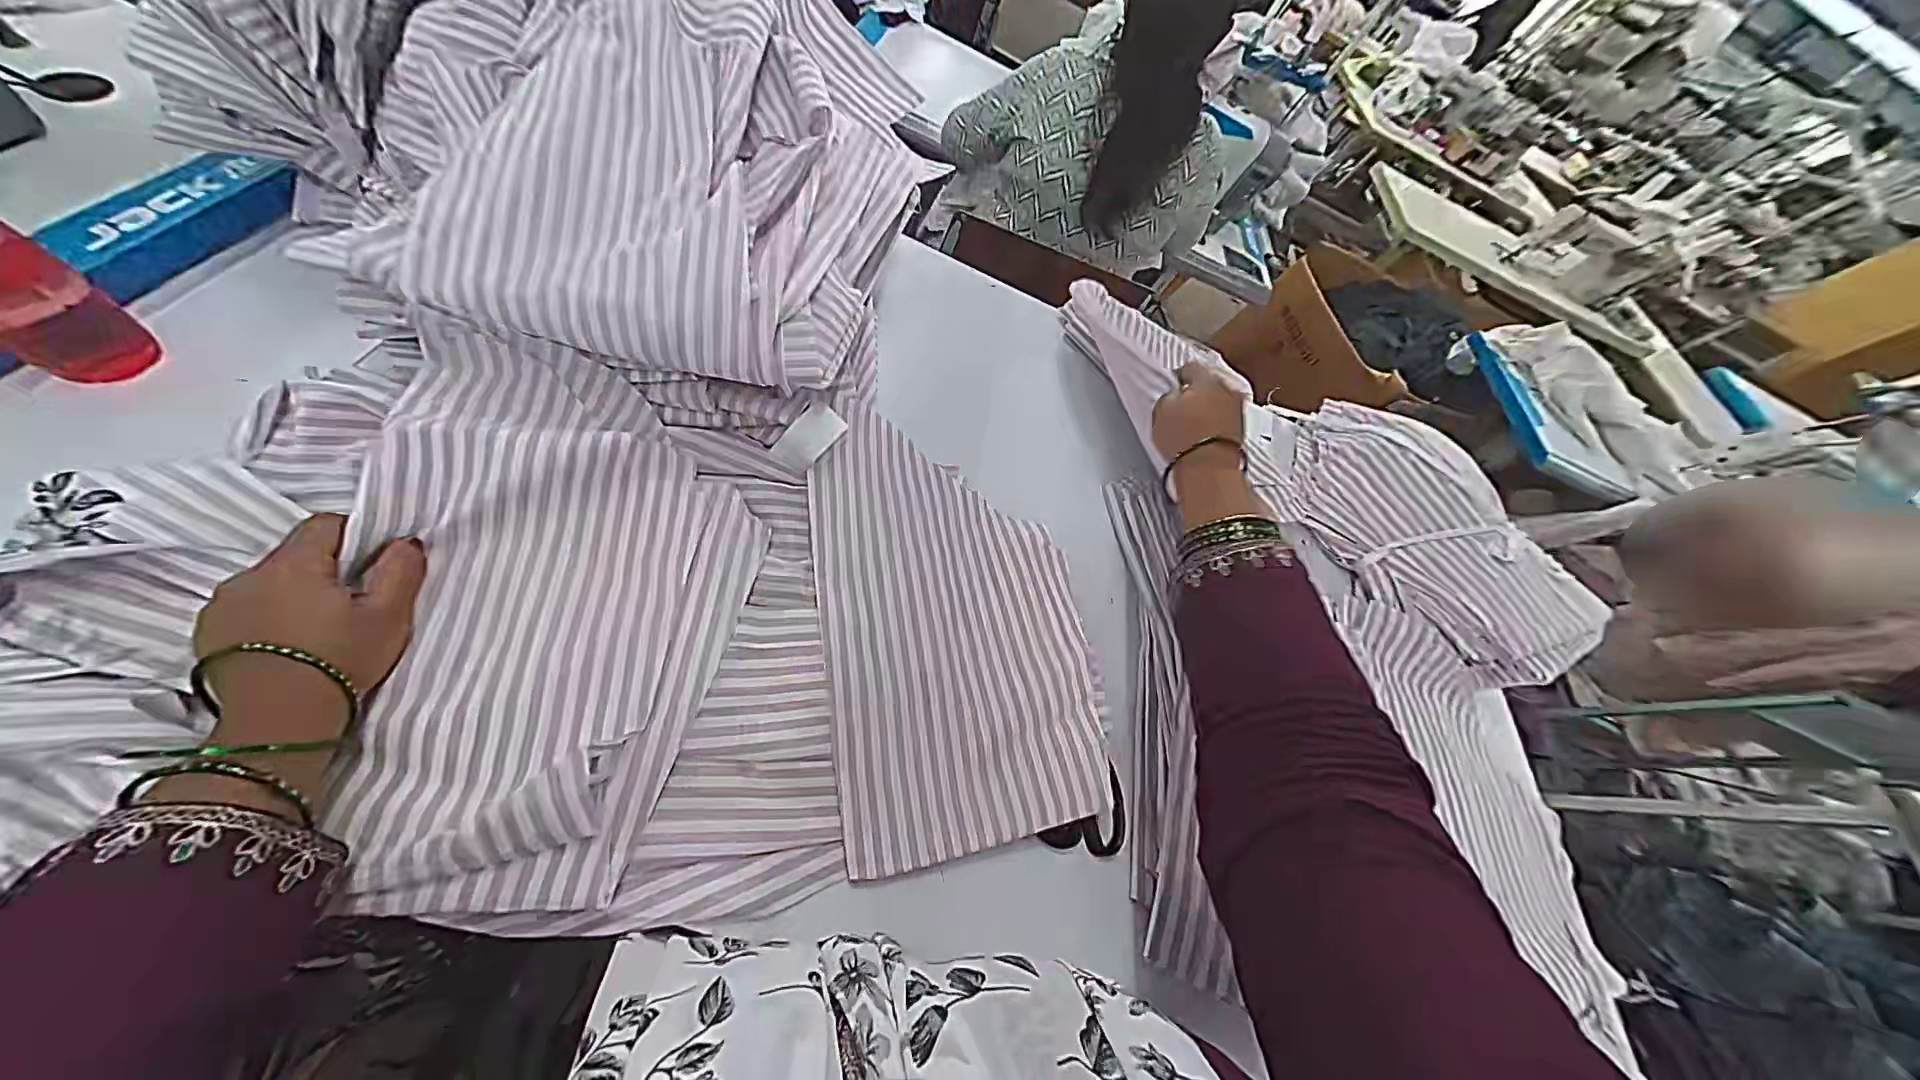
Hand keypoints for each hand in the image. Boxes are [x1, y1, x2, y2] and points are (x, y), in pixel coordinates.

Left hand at [194, 514, 426, 729]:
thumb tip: (404, 542)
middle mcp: (249, 576)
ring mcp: (221, 606)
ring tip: (323, 628)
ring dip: (296, 594)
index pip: (326, 524)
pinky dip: (270, 618)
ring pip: (271, 583)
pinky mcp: (207, 634)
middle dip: (327, 569)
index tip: (376, 564)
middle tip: (357, 602)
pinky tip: (292, 644)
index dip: (357, 537)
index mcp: (294, 565)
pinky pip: (246, 609)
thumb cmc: (341, 661)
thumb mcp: (390, 615)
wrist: (278, 722)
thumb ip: (401, 569)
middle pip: (297, 554)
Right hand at [1152, 362, 1246, 468]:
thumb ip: (1168, 396)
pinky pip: (1225, 420)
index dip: (1177, 377)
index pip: (1190, 368)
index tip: (1171, 386)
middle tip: (1179, 406)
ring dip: (1207, 409)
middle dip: (1196, 393)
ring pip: (1219, 402)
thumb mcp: (1161, 410)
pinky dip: (1215, 425)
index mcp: (1207, 378)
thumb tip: (1173, 396)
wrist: (1208, 468)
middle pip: (1209, 384)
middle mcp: (1227, 389)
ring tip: (1189, 426)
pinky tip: (1201, 436)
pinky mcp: (1241, 430)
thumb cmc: (1186, 439)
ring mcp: (1237, 410)